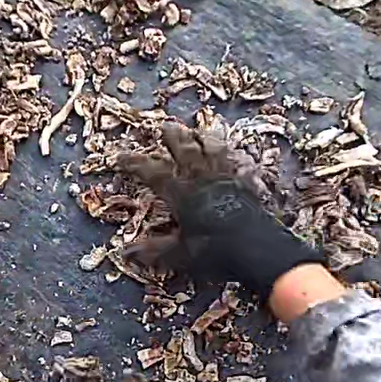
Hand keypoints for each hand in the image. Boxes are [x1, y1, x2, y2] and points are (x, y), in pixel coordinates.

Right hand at [121, 121, 320, 301]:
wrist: (260, 251)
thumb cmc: (215, 252)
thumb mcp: (179, 255)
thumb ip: (153, 250)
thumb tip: (124, 253)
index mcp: (182, 194)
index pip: (153, 173)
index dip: (135, 164)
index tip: (120, 157)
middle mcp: (202, 180)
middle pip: (185, 152)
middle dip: (173, 138)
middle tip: (165, 126)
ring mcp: (227, 180)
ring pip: (213, 152)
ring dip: (203, 140)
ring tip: (198, 130)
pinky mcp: (247, 186)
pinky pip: (239, 166)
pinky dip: (235, 158)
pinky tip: (236, 156)